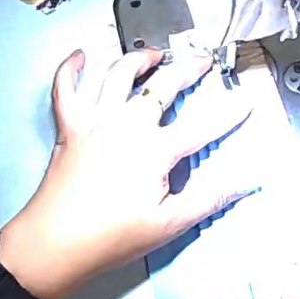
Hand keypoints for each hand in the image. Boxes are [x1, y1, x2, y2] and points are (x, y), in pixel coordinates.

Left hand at [0, 49, 254, 298]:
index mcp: (155, 151)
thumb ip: (210, 199)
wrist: (54, 244)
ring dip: (138, 59)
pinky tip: (80, 57)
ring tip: (153, 54)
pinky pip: (66, 88)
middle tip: (202, 62)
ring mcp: (95, 123)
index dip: (229, 112)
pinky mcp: (70, 128)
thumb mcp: (170, 224)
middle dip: (187, 69)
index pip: (203, 125)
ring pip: (117, 75)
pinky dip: (71, 69)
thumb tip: (245, 184)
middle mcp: (125, 127)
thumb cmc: (111, 237)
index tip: (245, 101)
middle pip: (162, 86)